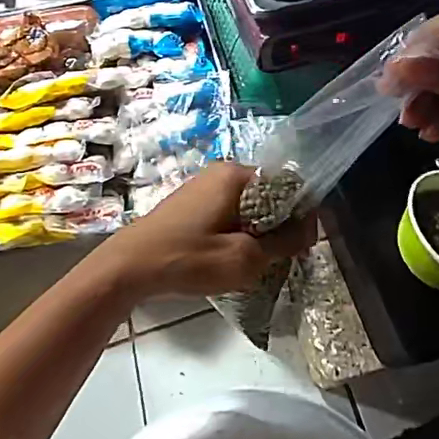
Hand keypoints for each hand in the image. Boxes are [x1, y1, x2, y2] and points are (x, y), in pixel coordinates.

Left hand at [90, 162, 316, 299]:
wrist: (129, 267)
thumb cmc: (189, 259)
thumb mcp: (244, 258)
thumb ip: (283, 242)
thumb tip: (309, 230)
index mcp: (237, 175)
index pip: (287, 185)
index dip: (301, 216)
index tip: (302, 247)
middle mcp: (221, 172)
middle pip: (268, 195)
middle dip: (279, 226)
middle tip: (279, 260)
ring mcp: (204, 186)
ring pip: (248, 206)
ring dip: (258, 232)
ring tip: (255, 263)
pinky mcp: (191, 203)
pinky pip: (228, 212)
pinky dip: (237, 232)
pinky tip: (231, 257)